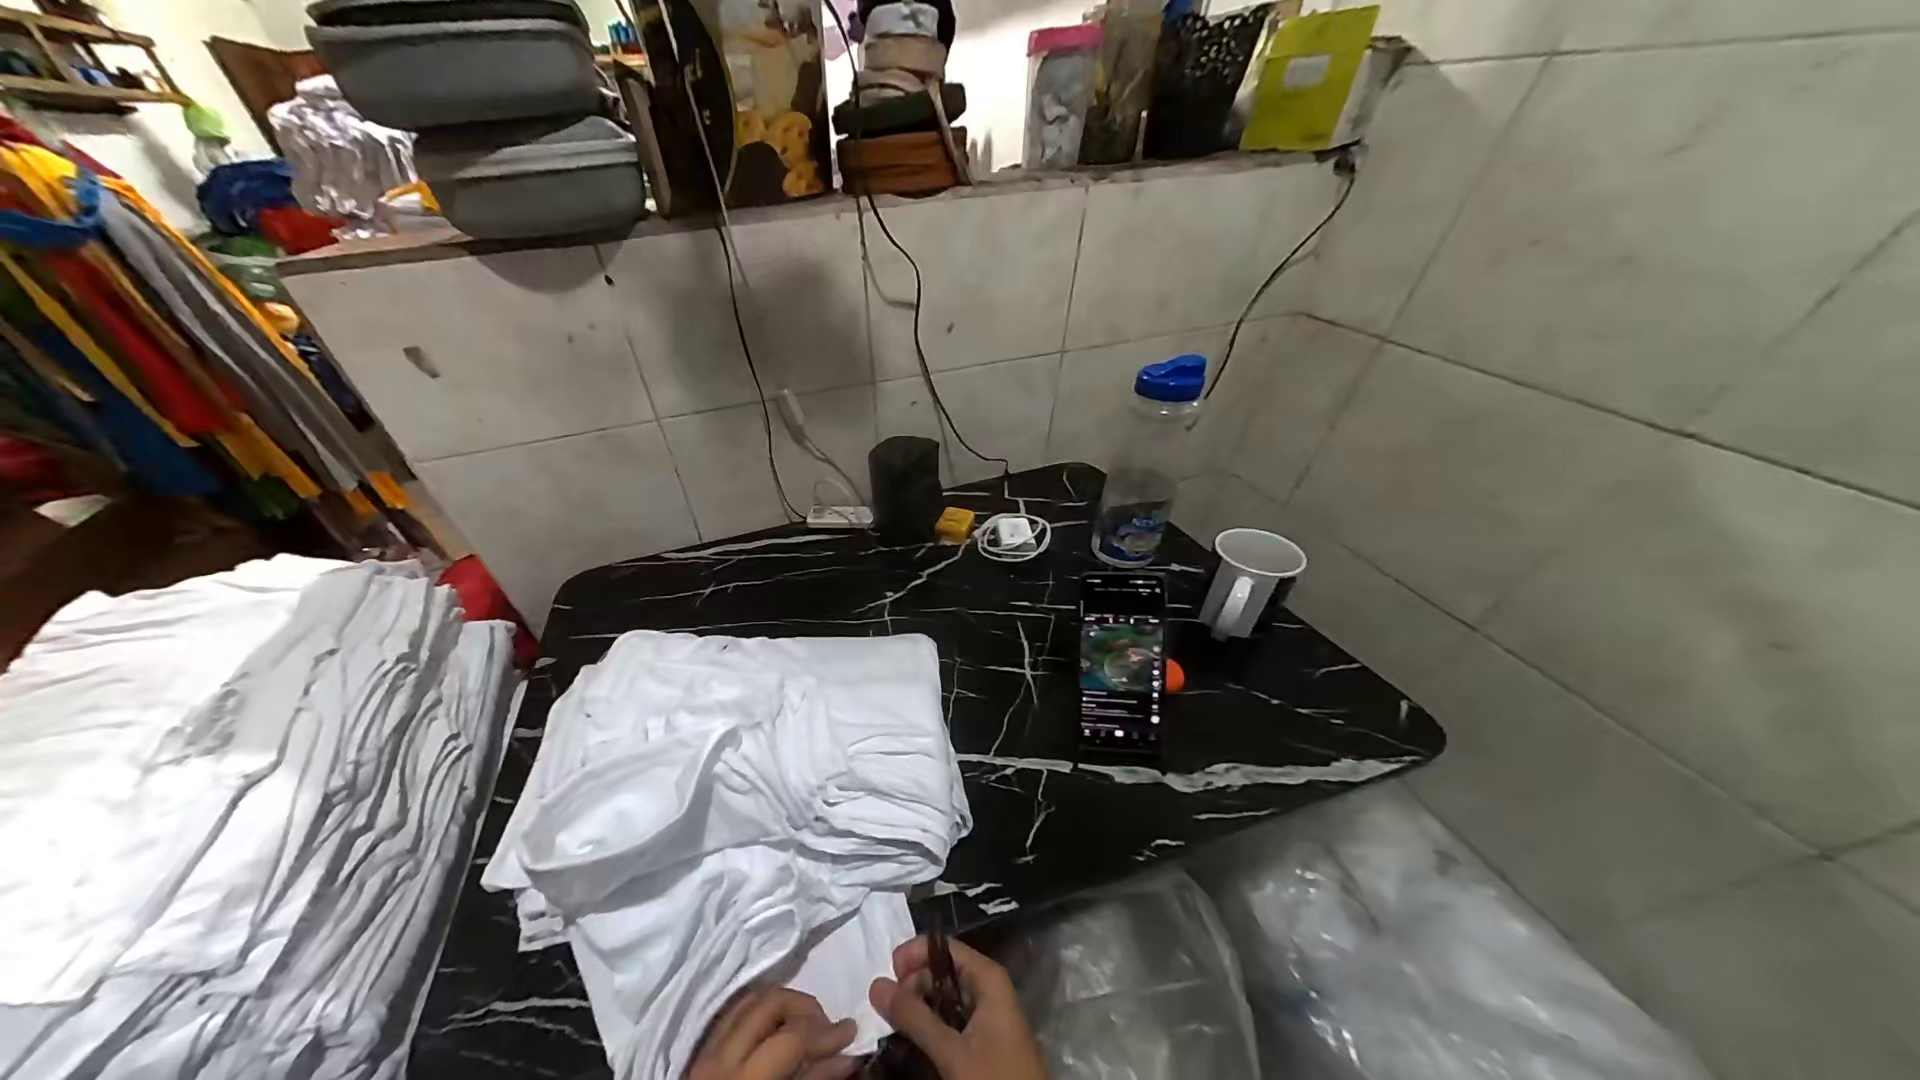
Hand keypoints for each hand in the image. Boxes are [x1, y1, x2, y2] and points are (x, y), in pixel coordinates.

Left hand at [688, 987, 857, 1079]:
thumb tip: (845, 1058)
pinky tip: (775, 1028)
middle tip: (827, 1028)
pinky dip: (759, 1012)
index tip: (851, 1032)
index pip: (791, 1038)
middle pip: (771, 1004)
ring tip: (804, 1025)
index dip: (827, 1032)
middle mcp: (719, 1061)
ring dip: (783, 1005)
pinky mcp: (697, 1057)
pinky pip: (732, 1015)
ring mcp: (704, 1055)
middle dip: (807, 1008)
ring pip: (750, 1000)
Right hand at [868, 937, 1047, 1079]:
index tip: (887, 976)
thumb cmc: (995, 1079)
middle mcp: (987, 988)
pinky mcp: (981, 1040)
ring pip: (942, 998)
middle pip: (941, 972)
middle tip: (887, 1012)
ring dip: (917, 1009)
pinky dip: (928, 1027)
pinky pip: (948, 1021)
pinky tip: (910, 1042)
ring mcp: (984, 1015)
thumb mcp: (952, 1052)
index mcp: (987, 977)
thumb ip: (914, 1018)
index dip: (913, 955)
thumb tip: (876, 984)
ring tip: (893, 1027)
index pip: (943, 948)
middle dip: (911, 986)